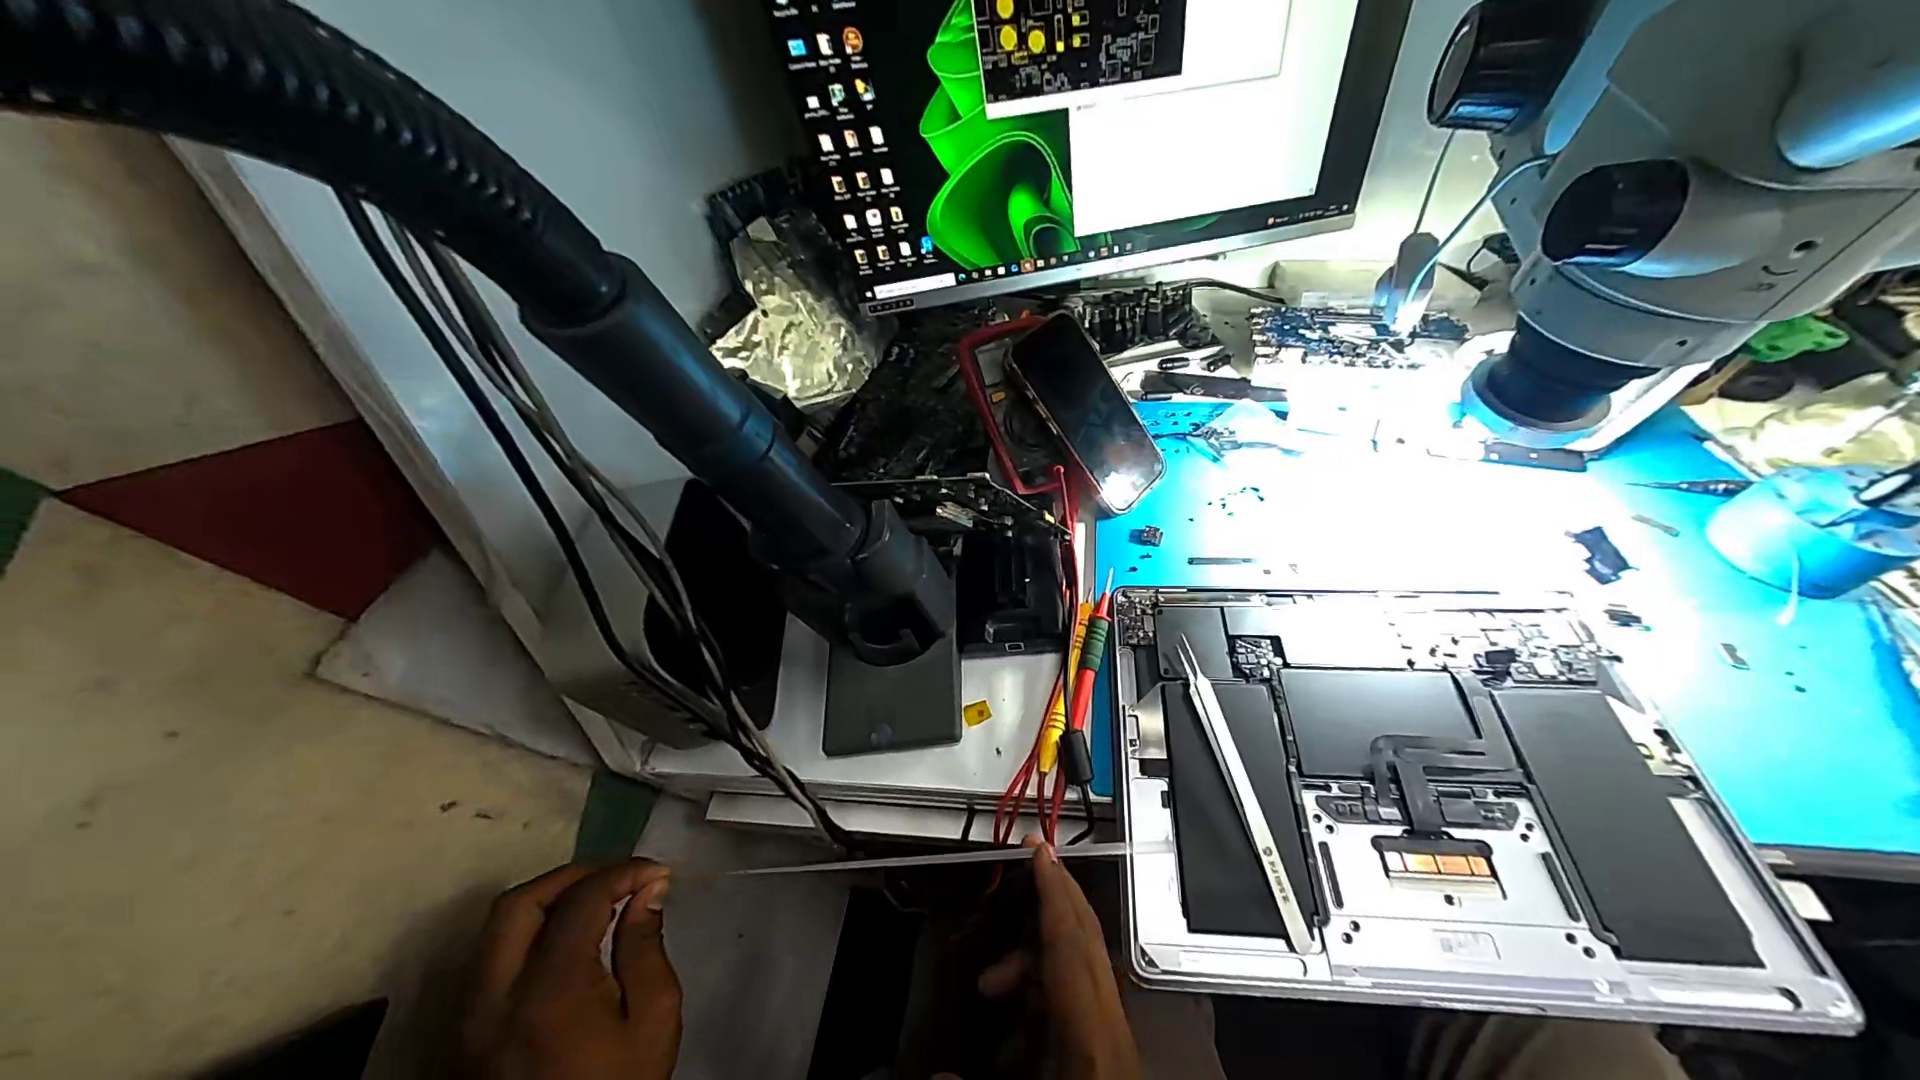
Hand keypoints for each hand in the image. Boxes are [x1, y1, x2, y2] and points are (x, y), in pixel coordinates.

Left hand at [463, 860, 680, 1079]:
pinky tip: (567, 934)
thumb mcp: (652, 1020)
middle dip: (575, 875)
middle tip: (618, 875)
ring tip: (596, 898)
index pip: (581, 901)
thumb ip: (647, 947)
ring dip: (548, 898)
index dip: (623, 872)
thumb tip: (648, 890)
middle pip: (520, 903)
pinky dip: (530, 929)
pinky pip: (492, 958)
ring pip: (497, 929)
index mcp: (550, 992)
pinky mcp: (466, 1032)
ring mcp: (471, 1018)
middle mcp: (496, 998)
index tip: (656, 873)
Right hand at [979, 842, 1142, 1079]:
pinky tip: (1015, 1017)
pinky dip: (1046, 990)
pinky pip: (1080, 998)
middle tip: (1028, 863)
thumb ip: (976, 1079)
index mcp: (1093, 1038)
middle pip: (1085, 940)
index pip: (1070, 946)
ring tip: (992, 980)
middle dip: (1054, 895)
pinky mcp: (1110, 1052)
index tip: (1041, 851)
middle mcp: (1111, 1030)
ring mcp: (1114, 1039)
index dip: (1053, 892)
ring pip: (1080, 968)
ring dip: (1034, 957)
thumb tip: (935, 1072)